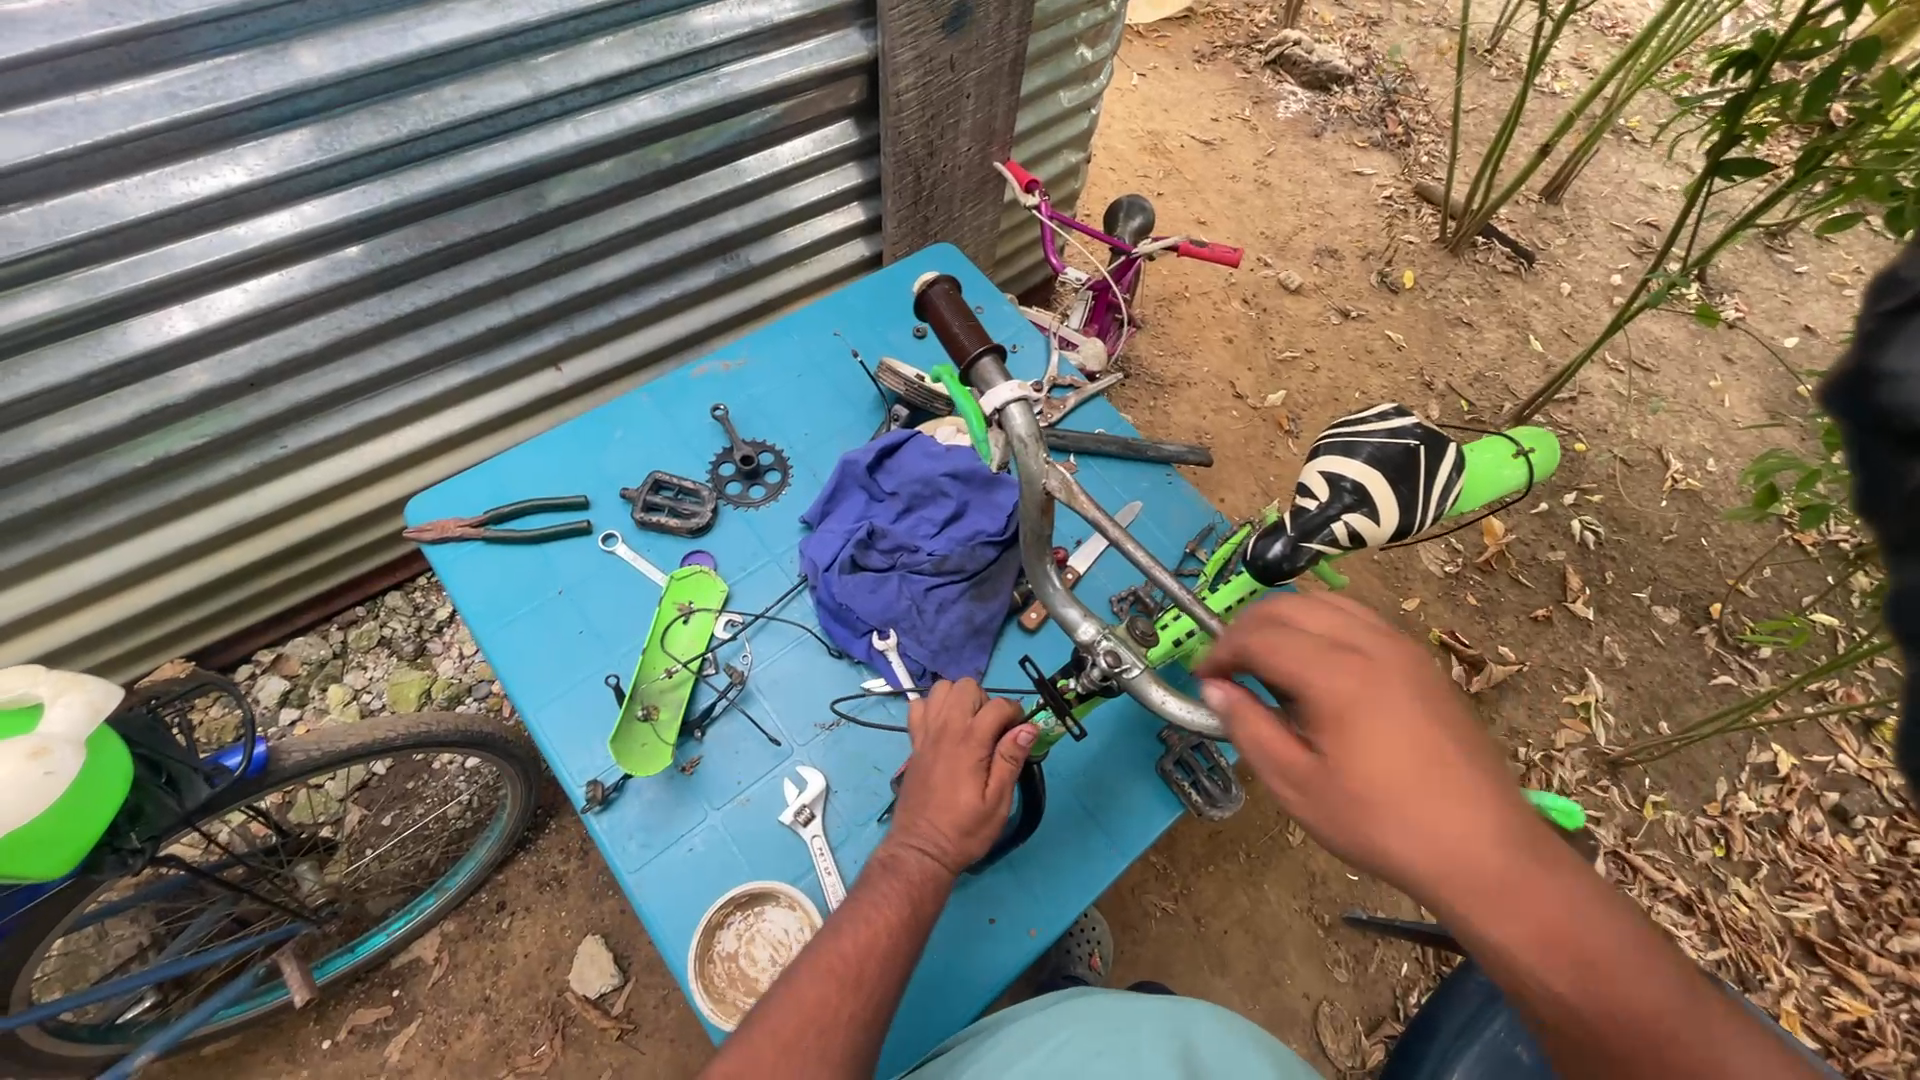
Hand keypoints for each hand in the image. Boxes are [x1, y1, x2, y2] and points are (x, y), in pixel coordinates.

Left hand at [886, 679, 1036, 877]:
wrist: (922, 849)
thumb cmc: (964, 830)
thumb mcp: (997, 802)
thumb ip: (1011, 759)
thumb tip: (1029, 727)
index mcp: (970, 742)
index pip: (998, 705)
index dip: (1015, 714)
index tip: (1019, 735)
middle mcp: (945, 729)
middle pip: (967, 686)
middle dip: (986, 701)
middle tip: (992, 731)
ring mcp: (926, 734)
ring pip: (941, 689)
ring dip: (959, 700)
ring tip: (970, 725)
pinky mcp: (914, 743)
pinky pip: (918, 707)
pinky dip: (932, 708)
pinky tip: (943, 728)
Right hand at [1194, 592, 1540, 897]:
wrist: (1484, 849)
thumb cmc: (1382, 824)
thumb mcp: (1297, 787)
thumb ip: (1248, 728)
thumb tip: (1214, 689)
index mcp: (1337, 676)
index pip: (1259, 637)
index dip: (1220, 651)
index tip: (1203, 677)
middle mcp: (1371, 645)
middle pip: (1289, 606)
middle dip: (1245, 628)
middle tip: (1226, 667)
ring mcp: (1402, 647)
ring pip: (1325, 603)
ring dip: (1283, 620)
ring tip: (1264, 661)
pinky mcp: (1420, 660)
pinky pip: (1357, 618)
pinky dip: (1320, 625)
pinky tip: (1313, 666)